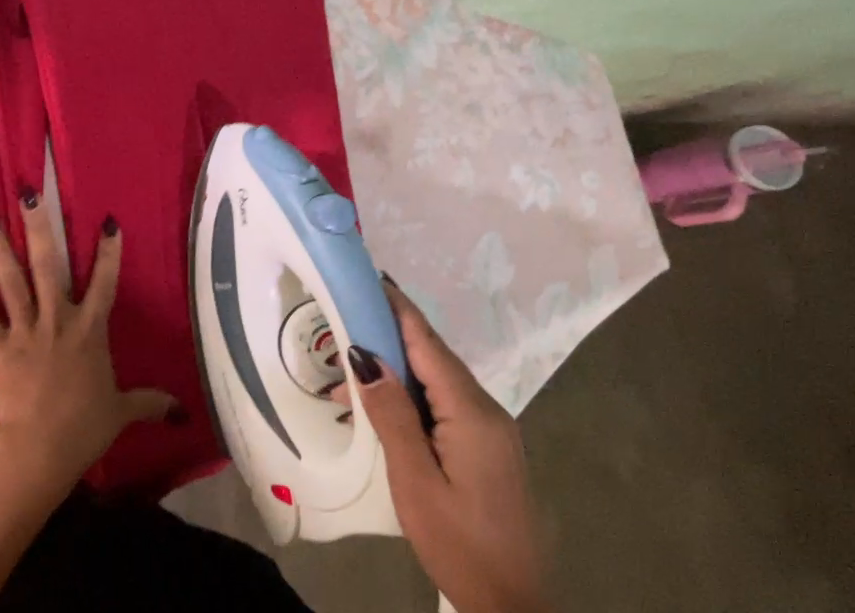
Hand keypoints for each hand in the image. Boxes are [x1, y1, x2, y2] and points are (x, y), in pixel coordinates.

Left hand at [0, 197, 179, 489]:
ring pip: (12, 280)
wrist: (43, 448)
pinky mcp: (1, 347)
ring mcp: (27, 330)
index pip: (105, 283)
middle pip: (49, 265)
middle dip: (41, 228)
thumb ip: (150, 403)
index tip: (107, 222)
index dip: (108, 253)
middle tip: (30, 194)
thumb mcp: (122, 412)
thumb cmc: (86, 427)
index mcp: (91, 330)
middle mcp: (58, 320)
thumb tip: (182, 411)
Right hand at [348, 281, 551, 612]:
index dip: (398, 307)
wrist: (510, 603)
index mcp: (472, 413)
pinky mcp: (485, 450)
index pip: (428, 344)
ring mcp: (489, 432)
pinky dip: (407, 396)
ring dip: (392, 369)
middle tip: (344, 310)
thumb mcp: (413, 478)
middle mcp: (486, 413)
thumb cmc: (457, 540)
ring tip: (343, 368)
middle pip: (432, 358)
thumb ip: (391, 414)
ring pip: (435, 382)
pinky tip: (376, 407)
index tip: (370, 275)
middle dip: (389, 332)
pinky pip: (441, 406)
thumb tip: (365, 354)